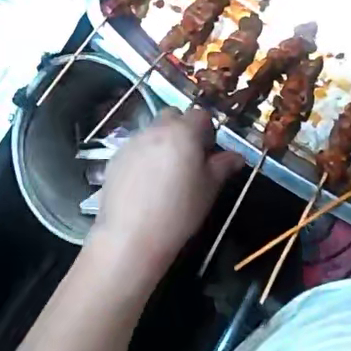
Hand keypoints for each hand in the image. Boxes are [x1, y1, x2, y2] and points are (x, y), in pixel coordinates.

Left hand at [87, 109, 240, 280]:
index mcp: (183, 132)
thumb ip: (223, 166)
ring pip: (152, 132)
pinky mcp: (114, 158)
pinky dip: (143, 157)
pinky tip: (146, 184)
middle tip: (189, 158)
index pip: (200, 114)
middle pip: (173, 116)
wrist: (132, 236)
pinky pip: (135, 149)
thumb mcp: (209, 189)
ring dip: (162, 143)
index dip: (208, 130)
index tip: (209, 151)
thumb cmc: (180, 211)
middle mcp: (155, 130)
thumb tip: (236, 156)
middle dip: (182, 129)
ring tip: (166, 174)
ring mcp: (132, 142)